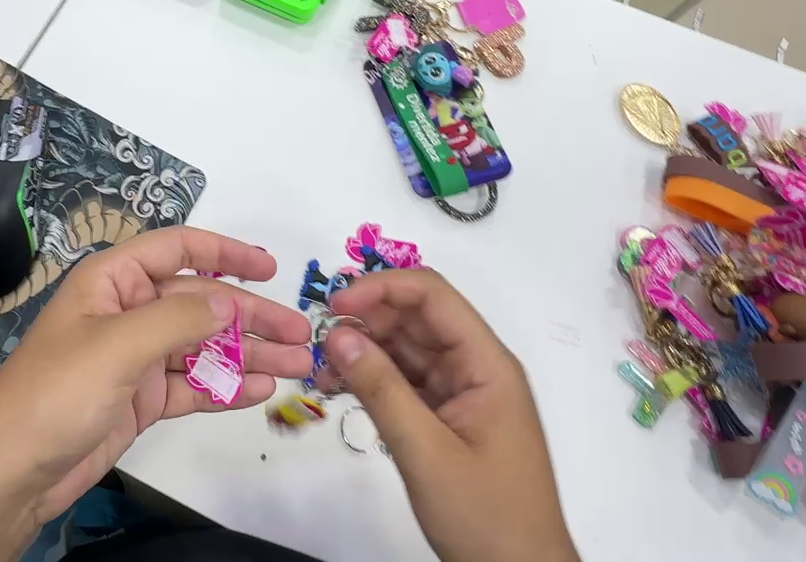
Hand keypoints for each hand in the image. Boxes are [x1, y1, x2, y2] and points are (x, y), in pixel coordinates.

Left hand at [0, 228, 313, 561]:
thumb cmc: (56, 394)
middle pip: (200, 302)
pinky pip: (192, 384)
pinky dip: (225, 386)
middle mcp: (128, 311)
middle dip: (250, 315)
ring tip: (297, 364)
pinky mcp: (140, 399)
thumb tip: (230, 297)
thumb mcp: (117, 346)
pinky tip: (260, 391)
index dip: (225, 252)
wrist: (9, 476)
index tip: (269, 267)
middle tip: (300, 333)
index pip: (177, 249)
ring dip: (247, 354)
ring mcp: (135, 357)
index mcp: (113, 280)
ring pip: (202, 346)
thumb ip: (179, 317)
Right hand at [323, 269, 578, 561]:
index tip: (336, 306)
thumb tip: (337, 334)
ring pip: (405, 347)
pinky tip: (337, 387)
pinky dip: (371, 377)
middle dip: (367, 320)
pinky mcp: (447, 414)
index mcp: (486, 362)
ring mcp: (461, 390)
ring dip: (364, 349)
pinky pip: (405, 378)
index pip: (432, 296)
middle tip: (319, 343)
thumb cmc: (486, 517)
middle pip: (416, 317)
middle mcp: (475, 365)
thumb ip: (381, 389)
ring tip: (321, 369)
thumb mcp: (426, 453)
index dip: (382, 288)